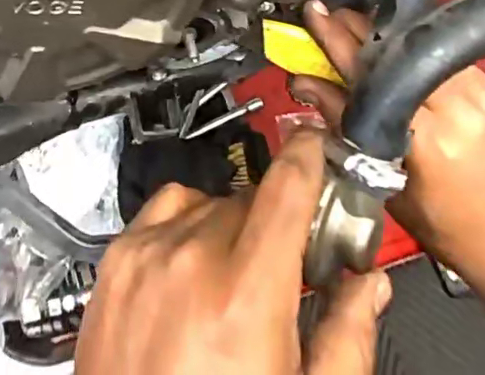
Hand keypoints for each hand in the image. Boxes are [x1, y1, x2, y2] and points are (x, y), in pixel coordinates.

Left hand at [77, 129, 392, 374]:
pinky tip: (194, 266)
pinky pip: (164, 209)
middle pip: (250, 199)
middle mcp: (189, 261)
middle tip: (287, 262)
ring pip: (208, 201)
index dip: (308, 156)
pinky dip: (187, 224)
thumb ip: (345, 338)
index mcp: (244, 297)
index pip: (286, 189)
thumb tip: (368, 285)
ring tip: (235, 276)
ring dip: (230, 224)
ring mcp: (146, 255)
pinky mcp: (115, 260)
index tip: (317, 145)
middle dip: (275, 221)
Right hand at [288, 1, 484, 282]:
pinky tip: (396, 55)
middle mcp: (459, 105)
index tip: (314, 13)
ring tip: (358, 34)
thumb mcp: (380, 178)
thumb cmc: (442, 222)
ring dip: (384, 36)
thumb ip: (343, 121)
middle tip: (329, 17)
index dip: (335, 37)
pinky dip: (413, 50)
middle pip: (395, 46)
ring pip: (418, 42)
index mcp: (428, 137)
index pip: (370, 70)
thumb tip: (301, 80)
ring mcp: (481, 91)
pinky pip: (441, 53)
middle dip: (357, 27)